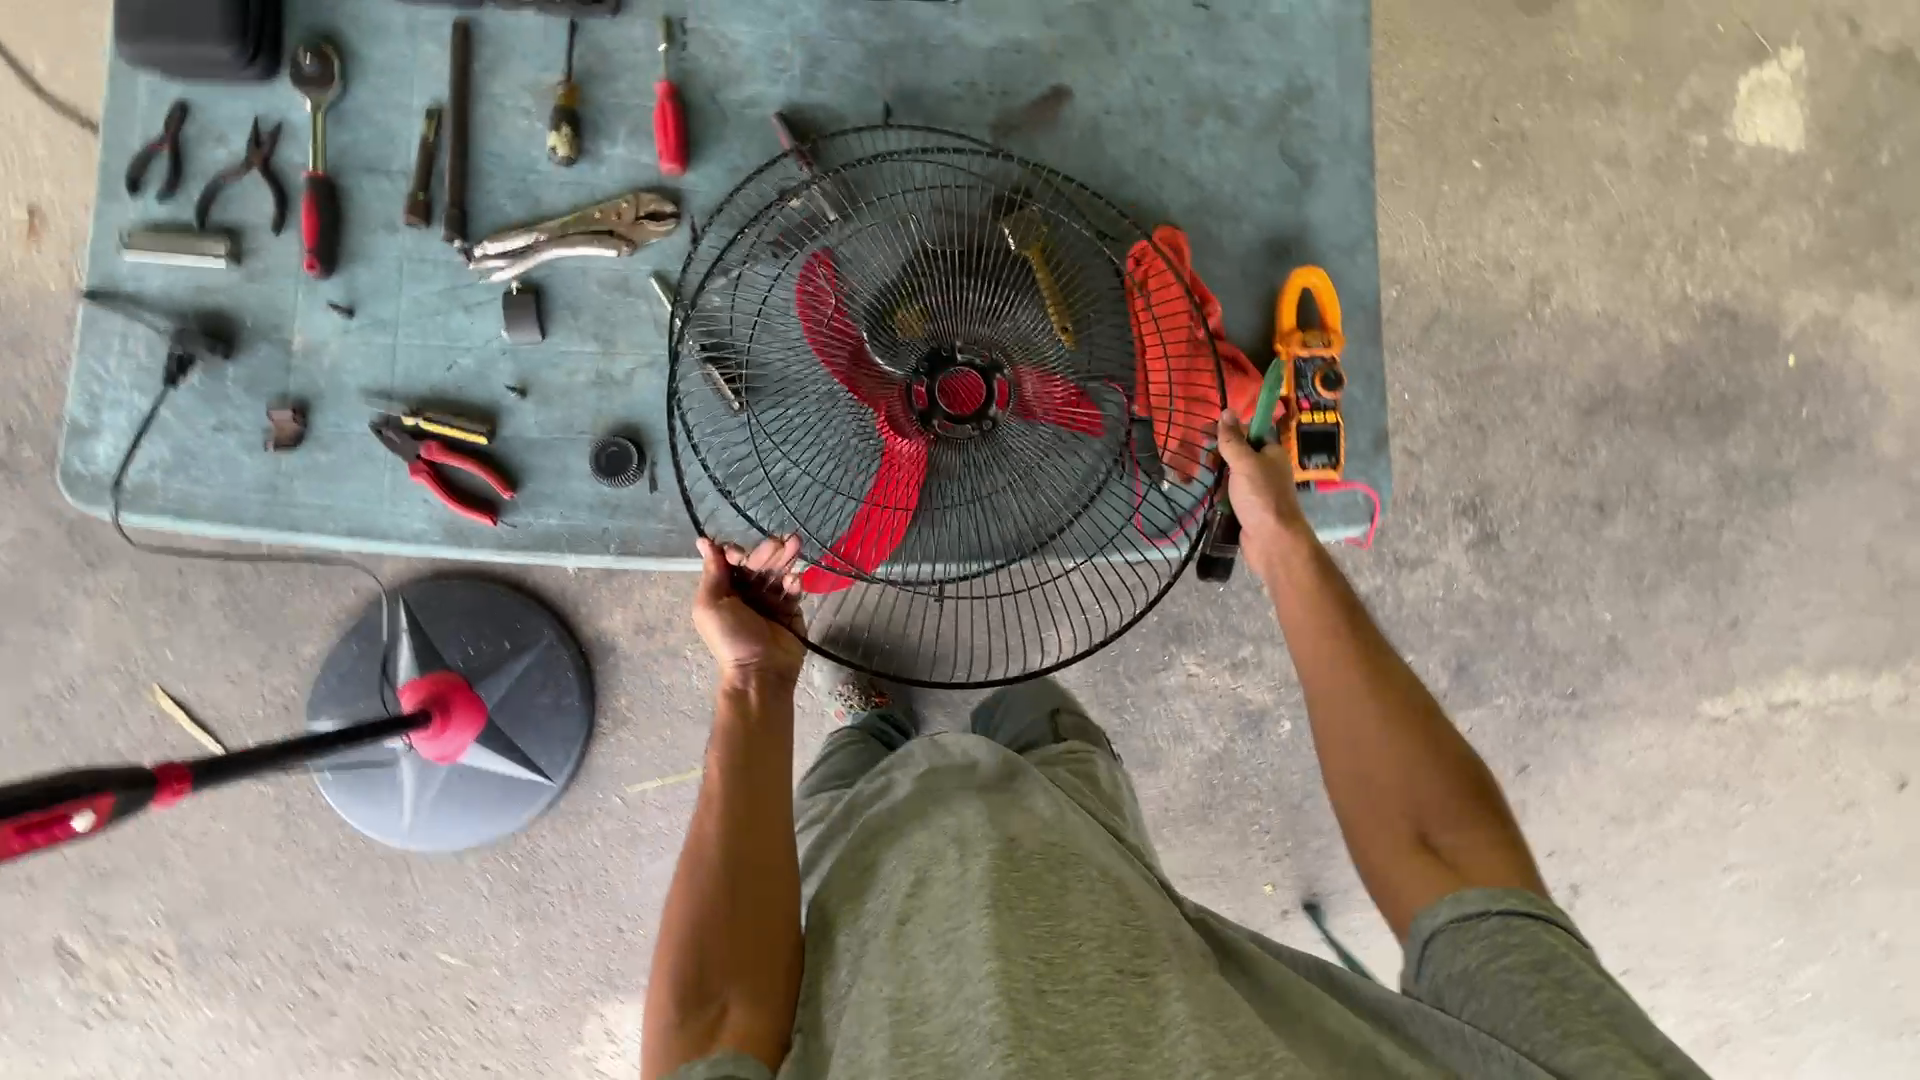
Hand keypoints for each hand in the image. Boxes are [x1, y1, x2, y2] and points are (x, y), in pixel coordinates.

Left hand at [693, 534, 807, 688]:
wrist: (760, 671)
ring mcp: (771, 601)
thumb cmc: (731, 637)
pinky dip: (794, 582)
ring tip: (796, 543)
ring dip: (786, 558)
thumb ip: (711, 572)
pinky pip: (793, 590)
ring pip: (778, 572)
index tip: (742, 554)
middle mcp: (747, 593)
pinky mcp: (791, 610)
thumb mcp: (710, 604)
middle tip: (779, 541)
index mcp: (725, 591)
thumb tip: (704, 541)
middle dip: (768, 551)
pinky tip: (794, 580)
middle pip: (759, 564)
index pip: (733, 562)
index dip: (739, 553)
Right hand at [1216, 410, 1313, 576]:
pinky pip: (1229, 494)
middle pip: (1237, 453)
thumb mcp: (1244, 463)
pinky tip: (1214, 501)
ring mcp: (1256, 489)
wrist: (1272, 540)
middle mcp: (1265, 468)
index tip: (1204, 433)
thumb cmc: (1261, 497)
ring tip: (1209, 485)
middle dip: (1219, 457)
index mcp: (1271, 452)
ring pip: (1230, 475)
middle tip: (1207, 463)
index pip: (1248, 432)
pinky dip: (1220, 496)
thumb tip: (1226, 411)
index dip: (1227, 430)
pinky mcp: (1247, 507)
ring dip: (1218, 478)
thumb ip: (1232, 439)